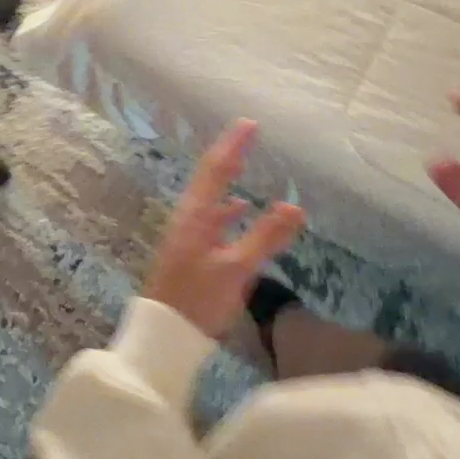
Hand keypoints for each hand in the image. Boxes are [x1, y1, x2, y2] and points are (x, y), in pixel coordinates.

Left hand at [142, 121, 307, 338]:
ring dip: (227, 180)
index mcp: (196, 215)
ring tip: (245, 165)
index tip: (249, 123)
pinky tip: (240, 211)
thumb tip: (295, 206)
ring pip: (211, 198)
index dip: (233, 146)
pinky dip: (228, 208)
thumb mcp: (236, 268)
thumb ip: (265, 237)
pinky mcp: (190, 252)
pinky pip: (212, 217)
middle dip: (229, 155)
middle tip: (248, 135)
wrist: (164, 335)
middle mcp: (188, 218)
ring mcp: (187, 235)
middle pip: (210, 178)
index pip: (216, 169)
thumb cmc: (198, 299)